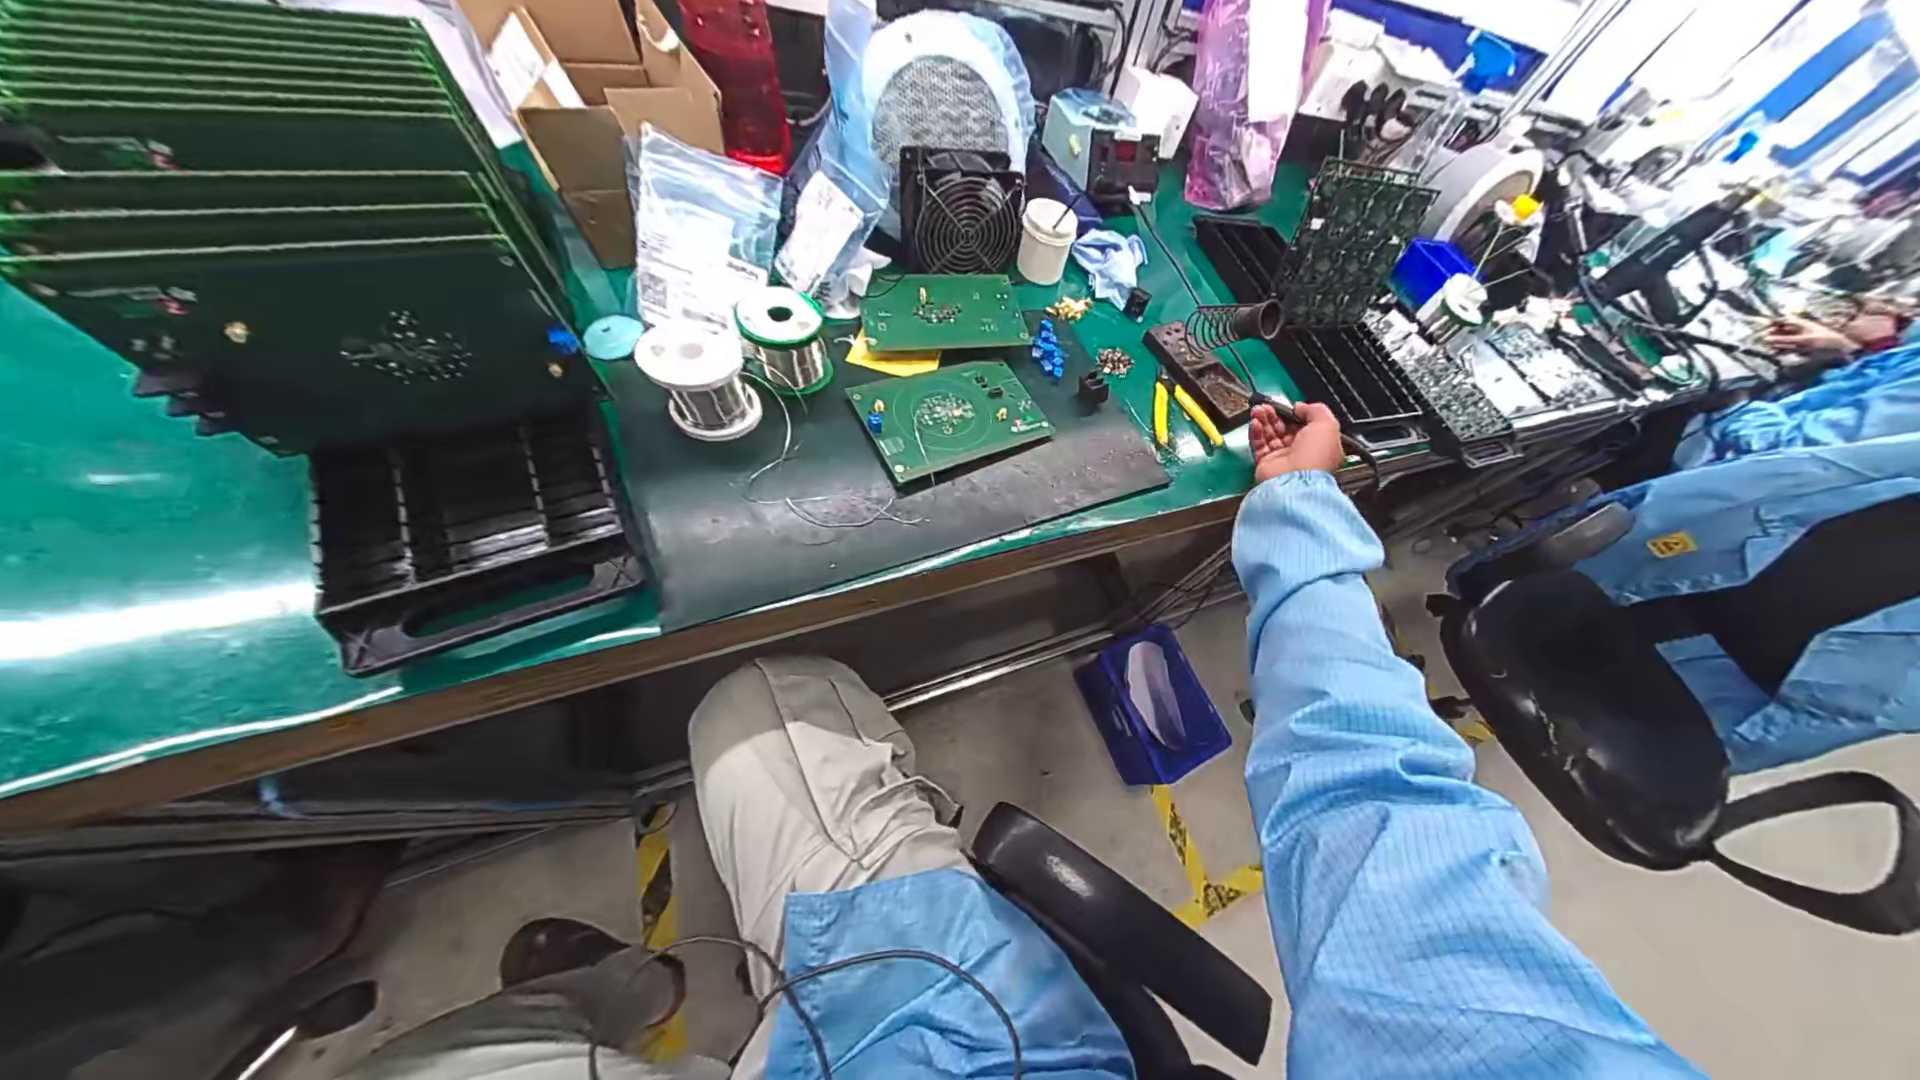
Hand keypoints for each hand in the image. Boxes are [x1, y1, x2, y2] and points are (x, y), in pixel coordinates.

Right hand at [1250, 401, 1343, 483]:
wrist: (1294, 480)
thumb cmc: (1315, 457)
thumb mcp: (1327, 425)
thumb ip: (1315, 410)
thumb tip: (1300, 406)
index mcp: (1319, 444)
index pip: (1305, 424)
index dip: (1296, 413)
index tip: (1288, 405)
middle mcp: (1301, 452)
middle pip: (1285, 428)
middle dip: (1275, 415)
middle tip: (1267, 405)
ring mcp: (1282, 458)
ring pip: (1270, 434)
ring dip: (1264, 421)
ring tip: (1258, 410)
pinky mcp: (1266, 463)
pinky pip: (1259, 444)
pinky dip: (1256, 432)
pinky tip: (1254, 422)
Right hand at [1763, 317, 1857, 359]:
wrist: (1842, 352)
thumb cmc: (1826, 342)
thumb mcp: (1804, 341)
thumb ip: (1784, 340)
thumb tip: (1765, 339)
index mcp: (1804, 325)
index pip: (1785, 321)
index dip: (1774, 323)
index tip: (1762, 328)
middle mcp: (1801, 330)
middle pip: (1782, 330)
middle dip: (1772, 334)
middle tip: (1763, 340)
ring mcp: (1801, 339)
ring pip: (1782, 339)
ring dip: (1775, 343)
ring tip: (1769, 349)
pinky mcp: (1801, 348)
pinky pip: (1786, 347)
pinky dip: (1780, 350)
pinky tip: (1777, 353)